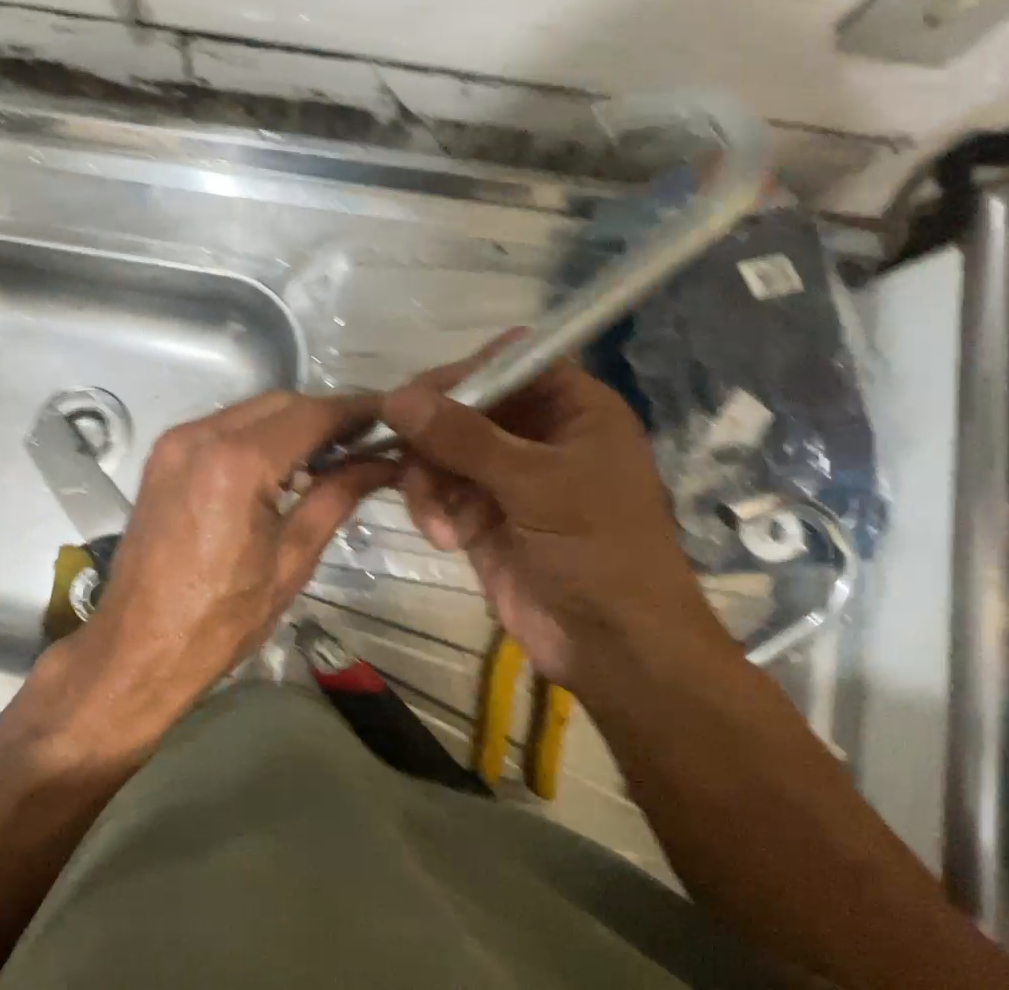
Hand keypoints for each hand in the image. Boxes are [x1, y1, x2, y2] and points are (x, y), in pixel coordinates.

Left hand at [80, 392, 396, 694]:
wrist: (138, 646)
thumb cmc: (221, 619)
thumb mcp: (291, 559)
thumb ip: (336, 498)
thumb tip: (380, 463)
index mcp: (235, 462)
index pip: (311, 415)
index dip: (357, 412)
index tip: (393, 418)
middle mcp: (198, 436)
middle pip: (279, 404)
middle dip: (325, 417)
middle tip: (367, 444)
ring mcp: (173, 444)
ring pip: (249, 413)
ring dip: (291, 426)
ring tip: (331, 460)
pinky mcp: (161, 459)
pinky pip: (220, 430)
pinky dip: (256, 439)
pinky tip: (282, 471)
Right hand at [381, 340, 716, 690]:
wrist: (613, 646)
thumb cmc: (597, 550)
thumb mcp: (535, 484)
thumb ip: (464, 437)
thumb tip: (395, 398)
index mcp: (575, 410)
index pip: (509, 363)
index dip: (463, 375)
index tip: (414, 399)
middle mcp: (540, 434)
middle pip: (466, 407)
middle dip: (433, 438)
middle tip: (407, 461)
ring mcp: (508, 477)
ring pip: (442, 451)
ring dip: (429, 482)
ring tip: (437, 523)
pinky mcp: (483, 515)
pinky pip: (439, 491)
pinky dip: (433, 510)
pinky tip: (445, 539)